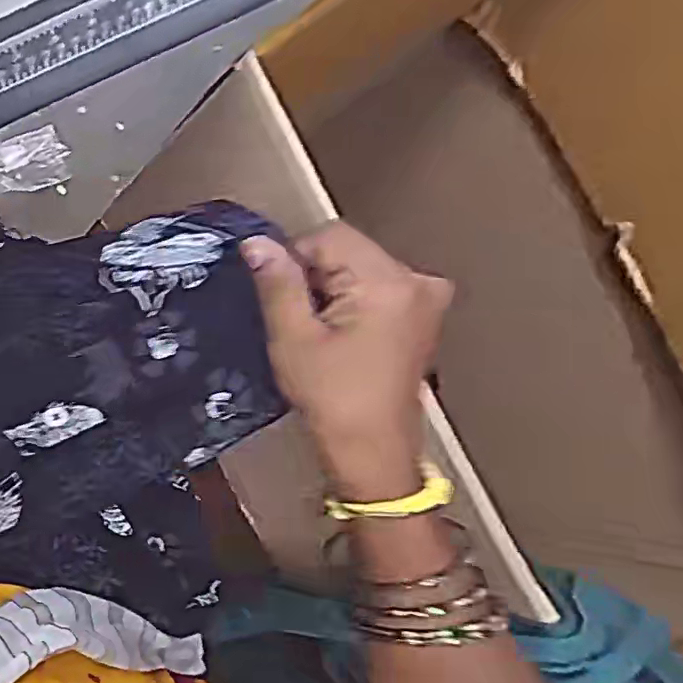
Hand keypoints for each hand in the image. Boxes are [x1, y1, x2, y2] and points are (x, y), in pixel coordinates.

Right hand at [241, 224, 451, 500]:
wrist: (369, 445)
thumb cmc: (329, 395)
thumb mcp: (292, 338)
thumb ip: (277, 285)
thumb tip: (256, 243)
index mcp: (388, 282)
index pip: (329, 237)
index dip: (291, 260)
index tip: (276, 300)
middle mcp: (418, 279)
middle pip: (347, 251)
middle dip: (312, 279)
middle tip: (295, 324)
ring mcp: (426, 297)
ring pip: (358, 270)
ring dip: (328, 292)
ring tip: (315, 335)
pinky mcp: (422, 314)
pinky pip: (374, 289)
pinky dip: (347, 303)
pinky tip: (336, 338)